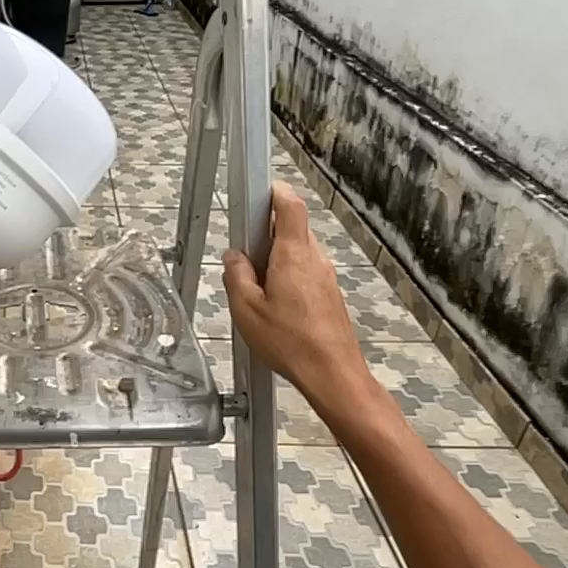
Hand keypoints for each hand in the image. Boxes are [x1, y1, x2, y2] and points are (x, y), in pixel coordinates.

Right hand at [221, 183, 392, 433]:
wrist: (333, 374)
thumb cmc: (288, 340)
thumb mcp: (247, 309)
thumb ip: (236, 276)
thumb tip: (234, 256)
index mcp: (293, 254)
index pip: (290, 206)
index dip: (274, 193)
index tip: (256, 194)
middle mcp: (314, 259)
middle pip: (292, 229)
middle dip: (266, 234)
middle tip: (244, 257)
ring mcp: (326, 277)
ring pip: (298, 252)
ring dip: (276, 258)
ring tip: (256, 288)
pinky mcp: (330, 295)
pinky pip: (305, 272)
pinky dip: (287, 276)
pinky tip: (274, 304)